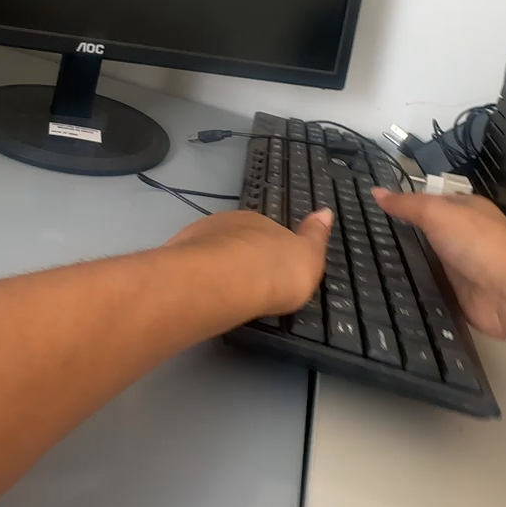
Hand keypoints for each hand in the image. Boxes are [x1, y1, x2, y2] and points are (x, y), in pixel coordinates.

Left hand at [163, 209, 332, 317]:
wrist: (224, 279)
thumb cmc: (274, 271)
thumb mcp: (308, 258)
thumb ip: (315, 237)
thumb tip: (325, 212)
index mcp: (261, 222)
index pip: (266, 233)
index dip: (267, 253)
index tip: (268, 274)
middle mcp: (230, 223)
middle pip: (236, 240)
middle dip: (240, 259)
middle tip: (246, 287)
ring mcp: (201, 236)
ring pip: (212, 251)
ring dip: (216, 267)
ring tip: (222, 294)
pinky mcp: (180, 254)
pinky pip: (192, 264)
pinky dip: (198, 277)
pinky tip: (202, 294)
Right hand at [373, 188, 505, 339]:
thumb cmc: (477, 241)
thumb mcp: (436, 212)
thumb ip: (405, 204)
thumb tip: (375, 191)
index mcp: (465, 209)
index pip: (428, 201)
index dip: (402, 203)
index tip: (370, 209)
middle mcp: (464, 236)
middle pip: (424, 232)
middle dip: (399, 235)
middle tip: (361, 237)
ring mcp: (461, 266)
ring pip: (424, 260)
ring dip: (403, 263)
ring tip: (365, 263)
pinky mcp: (457, 295)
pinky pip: (428, 287)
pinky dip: (412, 288)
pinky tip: (385, 287)